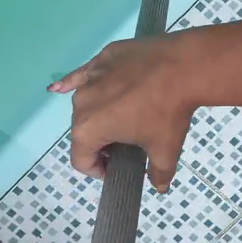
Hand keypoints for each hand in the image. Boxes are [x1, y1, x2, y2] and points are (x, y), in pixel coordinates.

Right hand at [50, 33, 196, 190]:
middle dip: (100, 141)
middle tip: (128, 140)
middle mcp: (82, 102)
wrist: (184, 66)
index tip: (118, 166)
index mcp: (88, 129)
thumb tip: (160, 185)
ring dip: (98, 113)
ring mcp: (92, 75)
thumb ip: (159, 174)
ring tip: (125, 113)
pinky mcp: (104, 57)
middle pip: (83, 131)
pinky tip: (57, 88)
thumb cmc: (169, 111)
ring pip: (87, 103)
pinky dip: (72, 82)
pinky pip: (83, 74)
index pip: (81, 160)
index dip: (99, 169)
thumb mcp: (166, 150)